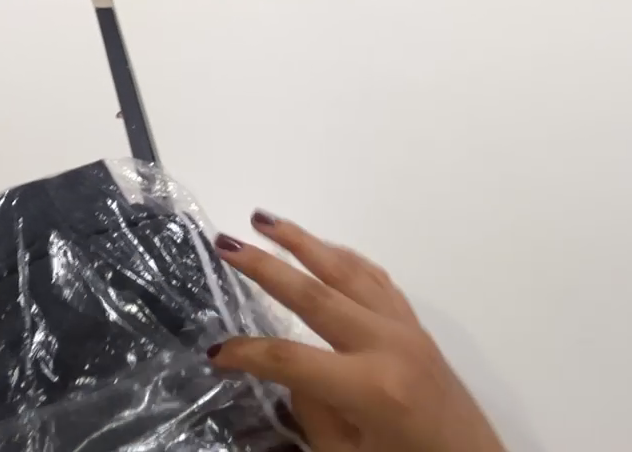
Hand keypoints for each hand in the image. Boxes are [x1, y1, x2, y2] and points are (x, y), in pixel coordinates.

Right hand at [208, 213, 505, 451]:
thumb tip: (288, 371)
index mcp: (372, 388)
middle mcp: (387, 345)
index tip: (215, 353)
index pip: (292, 361)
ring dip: (300, 240)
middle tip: (225, 243)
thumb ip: (313, 412)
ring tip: (263, 219)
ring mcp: (405, 328)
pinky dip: (340, 255)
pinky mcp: (416, 325)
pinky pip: (373, 277)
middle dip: (264, 266)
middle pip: (313, 294)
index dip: (248, 354)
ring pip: (344, 269)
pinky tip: (320, 246)